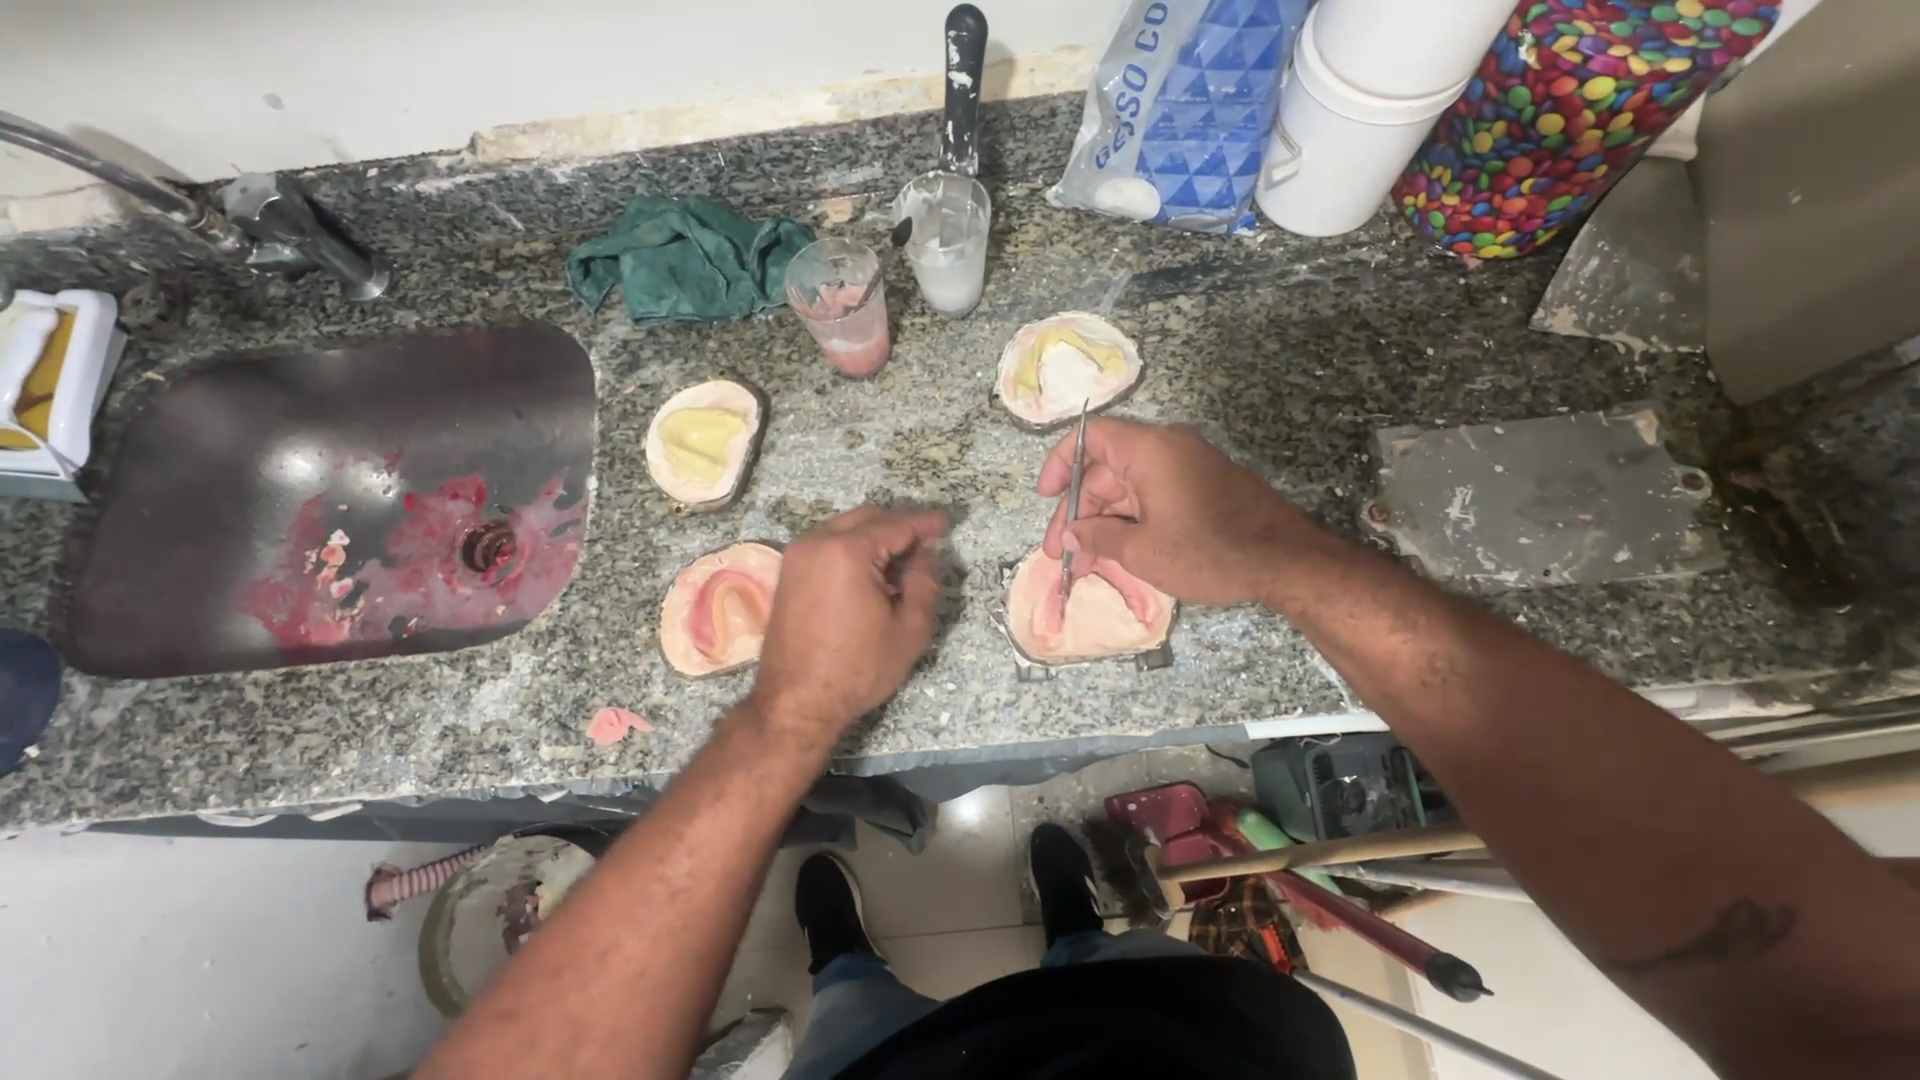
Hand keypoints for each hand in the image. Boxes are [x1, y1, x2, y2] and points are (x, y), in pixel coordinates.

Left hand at [749, 506, 949, 736]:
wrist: (797, 702)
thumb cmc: (858, 669)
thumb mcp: (909, 629)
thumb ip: (924, 582)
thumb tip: (925, 554)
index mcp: (847, 552)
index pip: (895, 524)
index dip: (924, 522)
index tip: (946, 524)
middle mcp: (817, 542)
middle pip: (867, 518)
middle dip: (899, 525)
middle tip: (927, 542)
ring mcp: (797, 556)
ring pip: (845, 528)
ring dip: (875, 535)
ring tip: (902, 558)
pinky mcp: (788, 572)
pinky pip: (827, 544)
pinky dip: (853, 547)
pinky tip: (872, 571)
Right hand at [1039, 418, 1299, 606]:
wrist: (1286, 561)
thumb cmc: (1209, 551)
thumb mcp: (1143, 551)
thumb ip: (1098, 537)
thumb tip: (1072, 534)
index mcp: (1149, 450)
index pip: (1091, 437)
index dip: (1060, 463)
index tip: (1046, 496)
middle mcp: (1168, 448)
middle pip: (1106, 471)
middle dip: (1079, 512)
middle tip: (1061, 553)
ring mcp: (1188, 467)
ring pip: (1129, 489)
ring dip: (1104, 523)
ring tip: (1085, 563)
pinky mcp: (1204, 487)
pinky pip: (1154, 496)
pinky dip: (1132, 521)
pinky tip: (1117, 554)